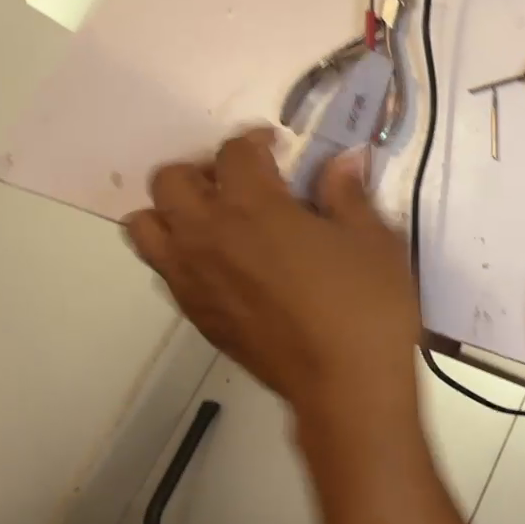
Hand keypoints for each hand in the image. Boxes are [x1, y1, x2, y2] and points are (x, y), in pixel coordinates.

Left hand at [123, 127, 420, 415]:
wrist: (346, 382)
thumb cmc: (370, 307)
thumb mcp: (376, 243)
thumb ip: (350, 197)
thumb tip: (343, 160)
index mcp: (255, 207)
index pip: (236, 153)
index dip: (257, 141)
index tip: (280, 146)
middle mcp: (207, 233)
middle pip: (172, 179)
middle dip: (207, 171)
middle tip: (247, 184)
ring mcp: (191, 274)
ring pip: (148, 221)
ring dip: (177, 211)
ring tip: (219, 221)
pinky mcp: (193, 309)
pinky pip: (162, 265)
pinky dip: (183, 251)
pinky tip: (226, 264)